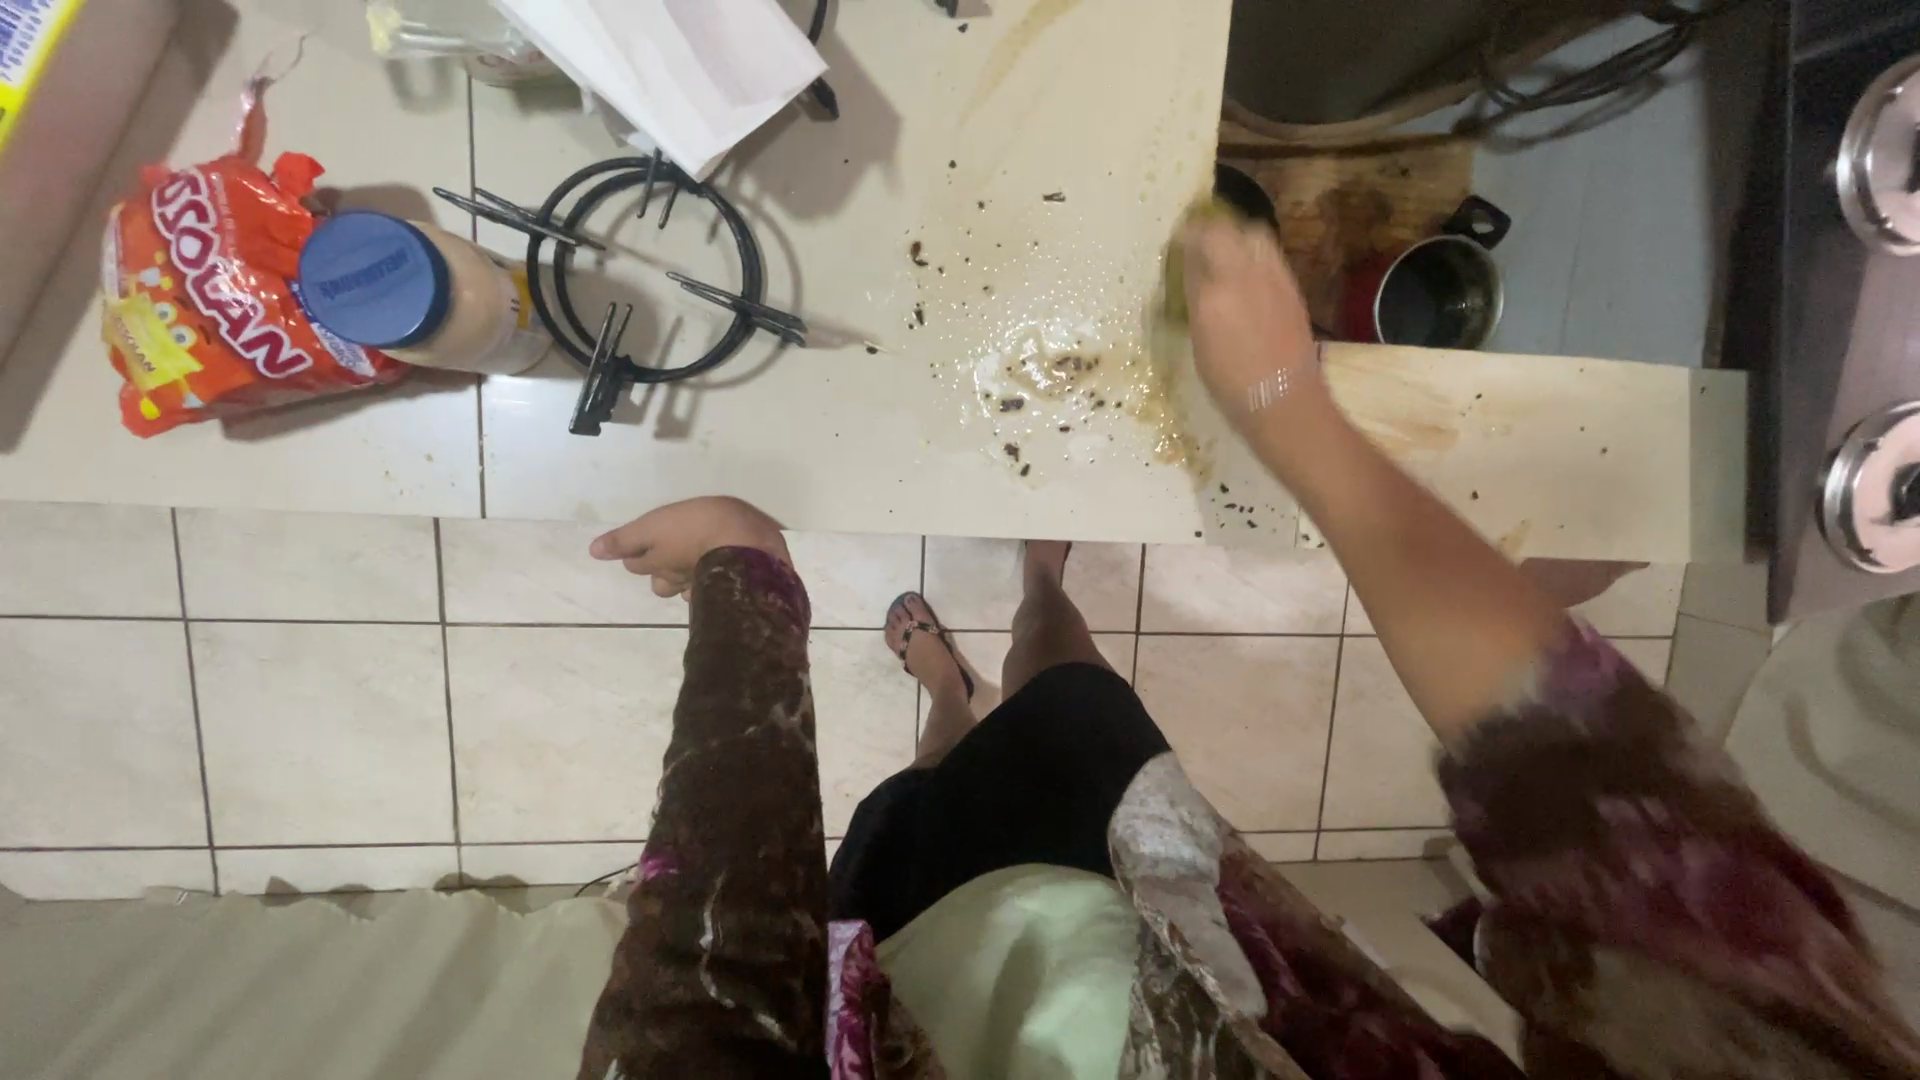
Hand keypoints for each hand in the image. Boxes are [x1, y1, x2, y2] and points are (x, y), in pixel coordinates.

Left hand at [590, 496, 789, 599]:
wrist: (747, 543)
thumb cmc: (700, 526)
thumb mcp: (655, 524)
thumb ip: (627, 538)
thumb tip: (593, 552)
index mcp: (657, 560)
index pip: (635, 562)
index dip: (635, 554)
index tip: (641, 545)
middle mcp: (675, 577)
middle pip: (659, 583)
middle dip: (659, 572)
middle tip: (669, 557)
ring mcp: (702, 584)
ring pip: (684, 589)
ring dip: (684, 581)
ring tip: (694, 569)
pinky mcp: (727, 585)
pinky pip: (712, 590)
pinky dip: (710, 585)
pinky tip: (718, 576)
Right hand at [1179, 217, 1322, 428]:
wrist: (1282, 398)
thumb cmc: (1230, 384)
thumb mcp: (1200, 344)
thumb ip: (1197, 302)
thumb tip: (1193, 276)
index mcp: (1211, 297)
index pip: (1195, 250)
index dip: (1186, 239)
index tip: (1180, 240)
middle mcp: (1243, 277)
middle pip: (1226, 231)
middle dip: (1212, 230)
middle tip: (1202, 240)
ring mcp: (1272, 278)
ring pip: (1255, 235)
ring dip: (1237, 236)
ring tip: (1228, 252)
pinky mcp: (1291, 286)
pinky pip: (1270, 255)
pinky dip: (1255, 254)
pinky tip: (1249, 274)